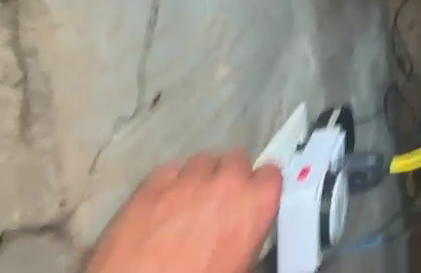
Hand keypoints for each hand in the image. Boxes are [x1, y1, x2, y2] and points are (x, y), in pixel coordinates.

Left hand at [86, 150, 281, 272]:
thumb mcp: (243, 261)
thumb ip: (251, 226)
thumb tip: (244, 220)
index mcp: (258, 201)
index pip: (270, 172)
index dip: (257, 187)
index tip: (246, 200)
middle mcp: (228, 182)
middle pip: (236, 159)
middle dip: (228, 177)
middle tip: (215, 202)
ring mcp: (188, 182)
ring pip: (202, 161)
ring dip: (200, 177)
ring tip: (187, 199)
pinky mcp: (150, 189)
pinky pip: (168, 170)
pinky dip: (169, 181)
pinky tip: (162, 201)